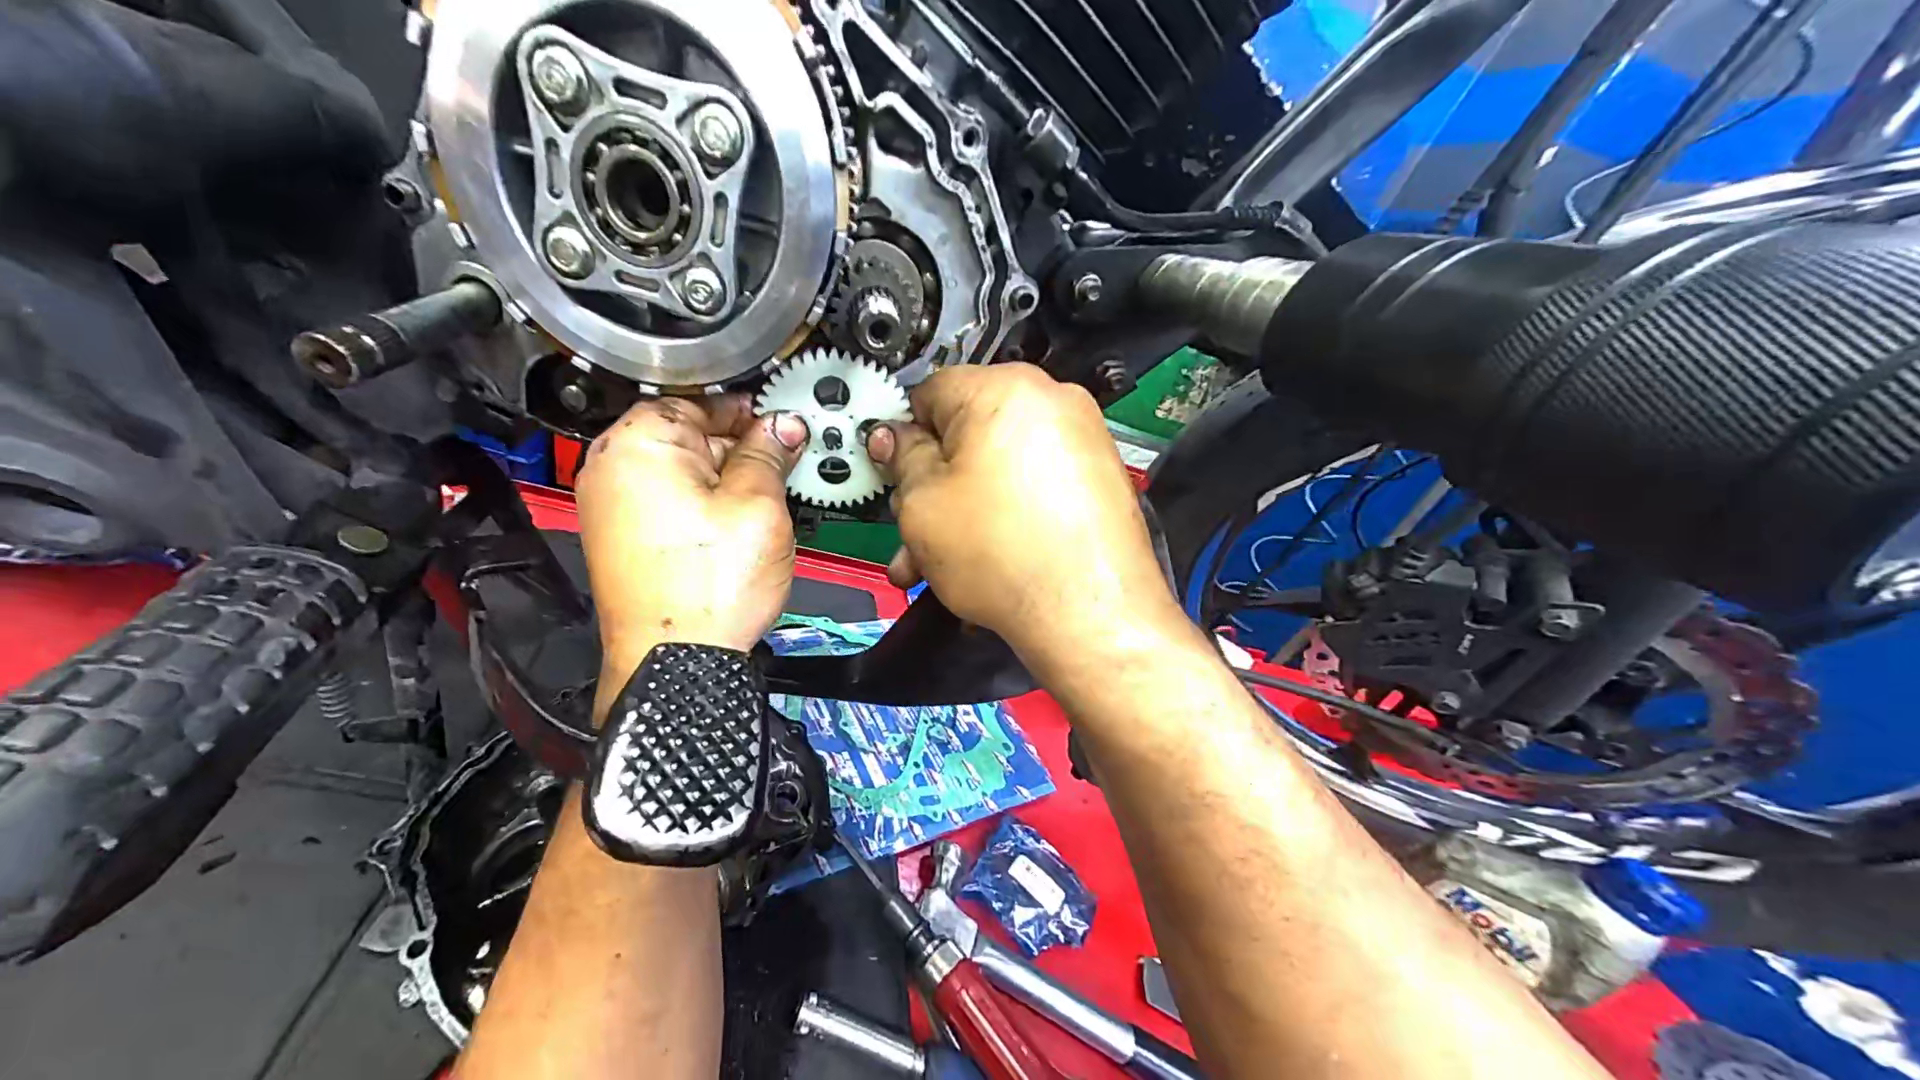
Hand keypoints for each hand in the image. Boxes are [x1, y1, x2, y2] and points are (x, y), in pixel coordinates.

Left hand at [575, 395, 808, 690]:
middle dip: (739, 448)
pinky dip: (703, 505)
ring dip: (724, 480)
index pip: (703, 400)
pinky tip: (735, 528)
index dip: (750, 410)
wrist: (676, 661)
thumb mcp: (758, 505)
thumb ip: (770, 453)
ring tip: (761, 507)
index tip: (780, 423)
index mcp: (639, 444)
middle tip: (781, 468)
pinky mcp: (623, 538)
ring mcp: (612, 507)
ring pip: (682, 471)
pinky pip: (669, 501)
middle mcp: (612, 469)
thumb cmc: (707, 591)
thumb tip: (781, 427)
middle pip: (689, 434)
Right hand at [866, 364, 1184, 663]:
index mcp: (1005, 389)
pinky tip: (982, 561)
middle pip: (966, 436)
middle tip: (913, 526)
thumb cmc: (1014, 559)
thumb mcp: (923, 505)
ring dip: (960, 513)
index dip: (901, 434)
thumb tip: (897, 441)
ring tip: (938, 563)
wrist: (1092, 615)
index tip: (892, 468)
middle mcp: (1052, 404)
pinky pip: (1031, 489)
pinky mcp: (1097, 481)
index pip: (930, 392)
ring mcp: (1081, 443)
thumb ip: (902, 461)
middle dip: (931, 486)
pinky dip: (1003, 518)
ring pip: (996, 470)